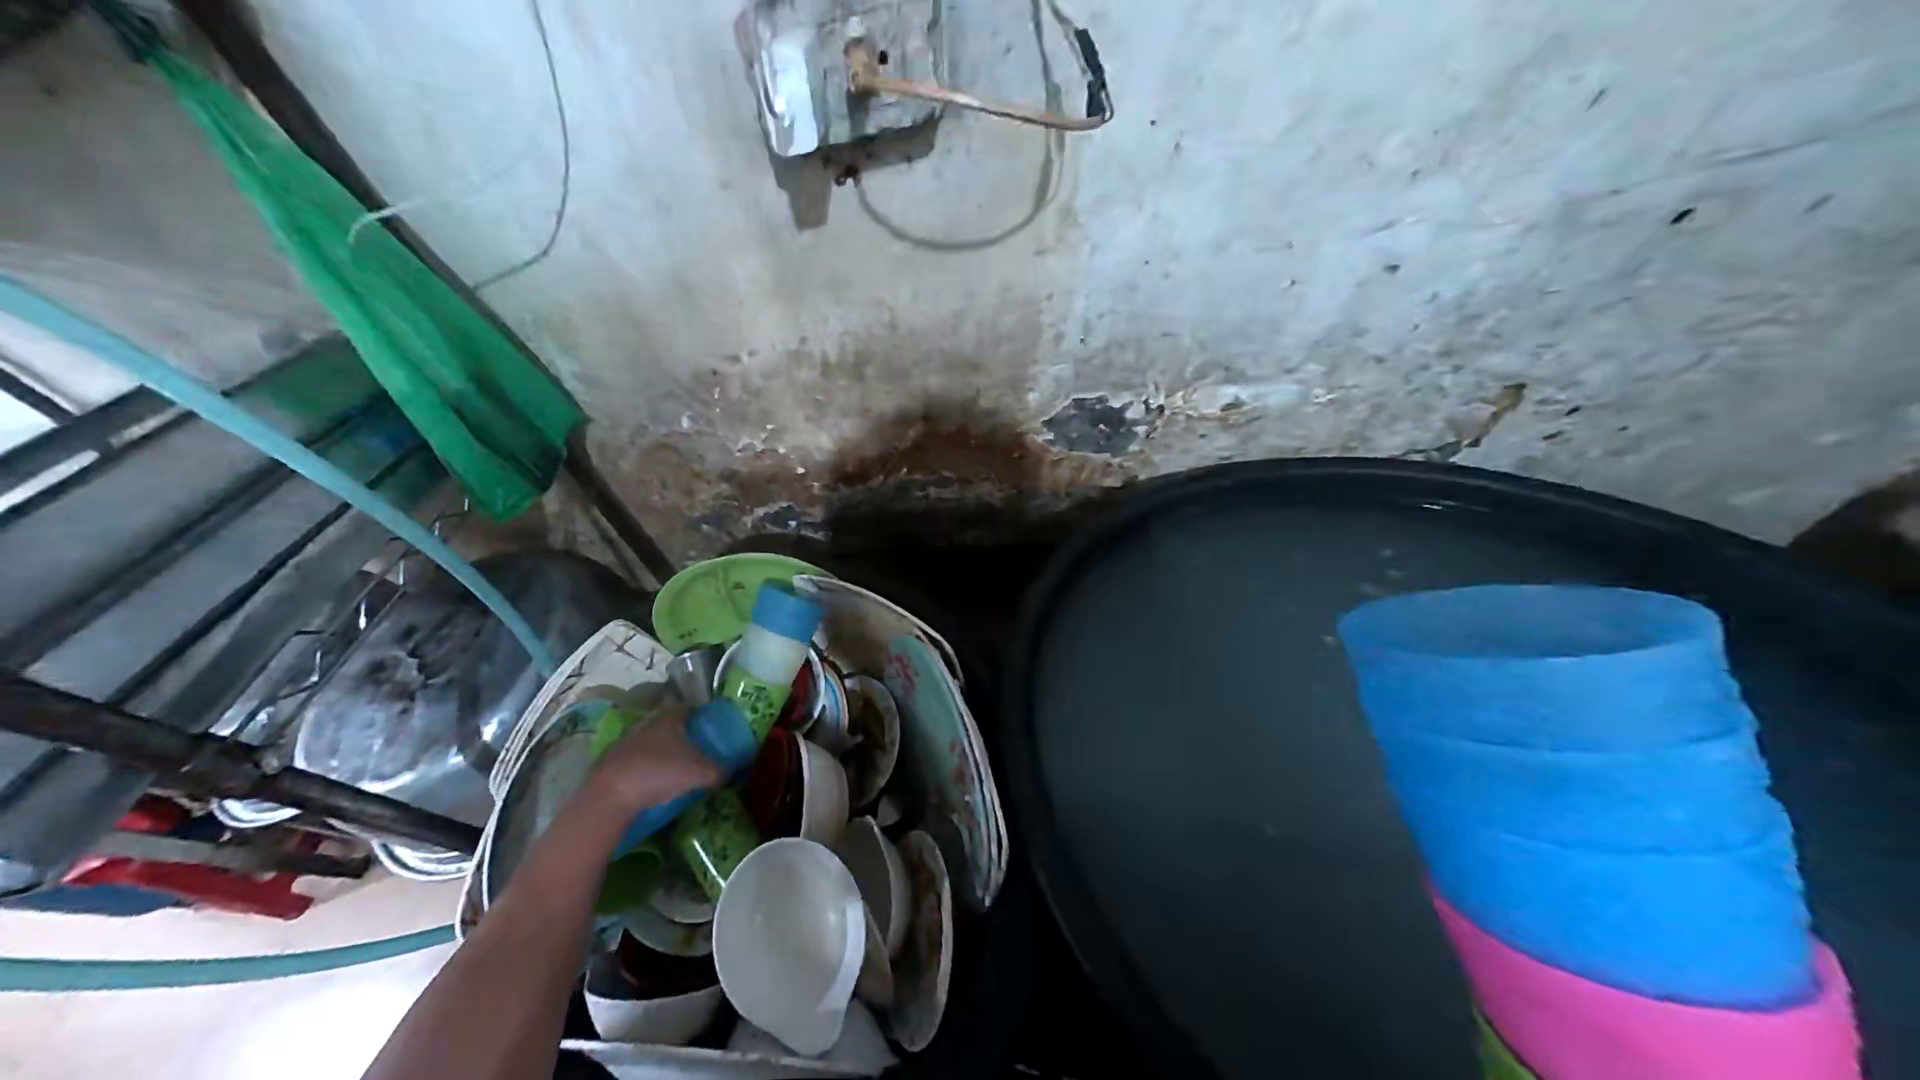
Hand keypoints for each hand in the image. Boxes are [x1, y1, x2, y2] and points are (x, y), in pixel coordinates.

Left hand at [585, 705, 723, 813]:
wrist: (609, 796)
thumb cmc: (659, 772)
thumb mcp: (700, 773)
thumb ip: (721, 770)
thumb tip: (735, 770)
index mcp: (670, 716)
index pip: (692, 709)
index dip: (705, 718)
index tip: (715, 731)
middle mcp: (648, 721)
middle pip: (672, 724)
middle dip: (686, 736)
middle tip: (701, 751)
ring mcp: (627, 739)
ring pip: (654, 741)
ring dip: (665, 751)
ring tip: (680, 768)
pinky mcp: (612, 760)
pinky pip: (638, 758)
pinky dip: (648, 766)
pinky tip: (656, 781)